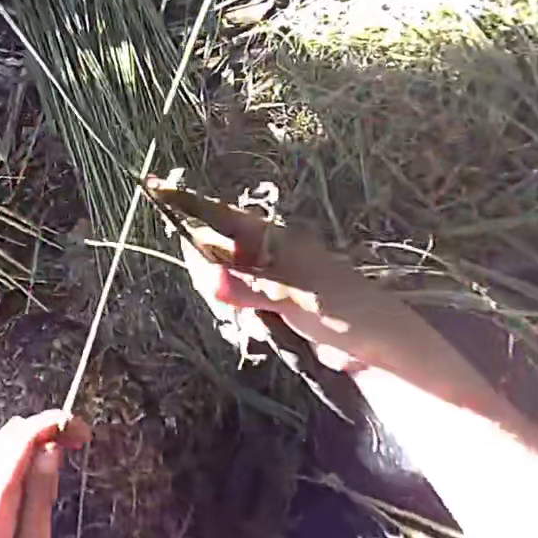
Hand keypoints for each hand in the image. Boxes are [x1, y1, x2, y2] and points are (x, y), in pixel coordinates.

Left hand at [0, 410, 90, 537]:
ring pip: (3, 449)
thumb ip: (39, 498)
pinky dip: (22, 461)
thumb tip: (50, 452)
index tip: (80, 427)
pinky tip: (41, 479)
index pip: (19, 438)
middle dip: (45, 430)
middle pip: (9, 437)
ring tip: (63, 461)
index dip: (51, 424)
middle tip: (78, 441)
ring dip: (34, 444)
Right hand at [148, 180, 388, 371]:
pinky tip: (260, 330)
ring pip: (221, 281)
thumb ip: (248, 289)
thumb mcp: (296, 297)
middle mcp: (265, 254)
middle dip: (207, 271)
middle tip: (216, 293)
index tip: (156, 186)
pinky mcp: (269, 305)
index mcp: (272, 238)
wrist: (382, 350)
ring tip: (254, 320)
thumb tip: (206, 278)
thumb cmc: (345, 311)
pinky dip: (239, 317)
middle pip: (213, 250)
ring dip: (226, 301)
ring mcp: (266, 280)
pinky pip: (236, 304)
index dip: (189, 203)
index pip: (221, 215)